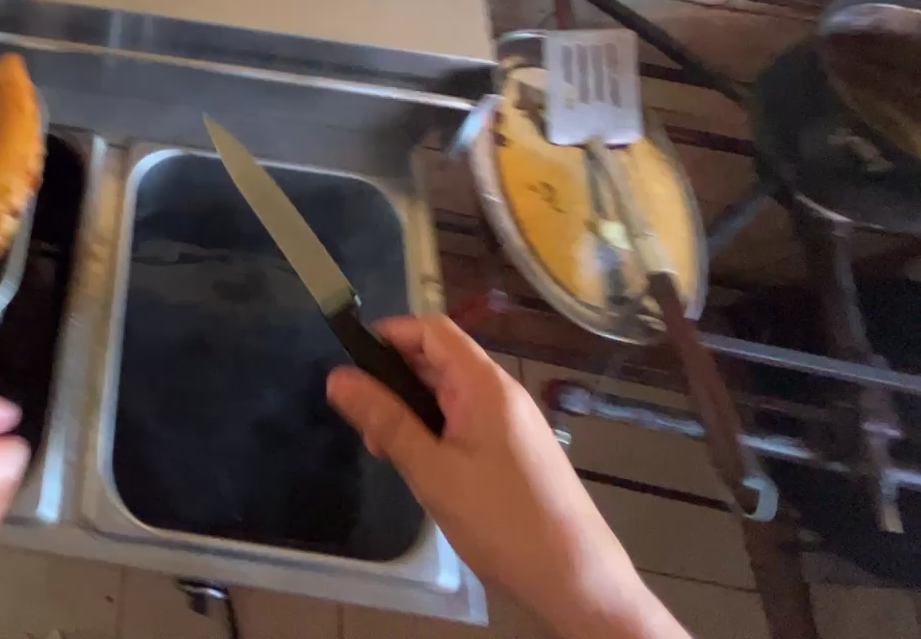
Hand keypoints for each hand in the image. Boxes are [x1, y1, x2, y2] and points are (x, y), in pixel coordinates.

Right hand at [327, 316, 687, 638]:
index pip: (432, 330)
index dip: (390, 334)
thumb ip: (383, 419)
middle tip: (364, 421)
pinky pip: (461, 421)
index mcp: (484, 386)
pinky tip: (418, 466)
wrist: (584, 590)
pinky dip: (431, 431)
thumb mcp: (431, 471)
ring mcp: (509, 423)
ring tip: (385, 449)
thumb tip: (336, 377)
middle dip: (392, 379)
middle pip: (437, 359)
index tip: (353, 362)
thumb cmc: (505, 524)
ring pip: (446, 394)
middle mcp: (499, 394)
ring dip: (409, 410)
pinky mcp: (512, 451)